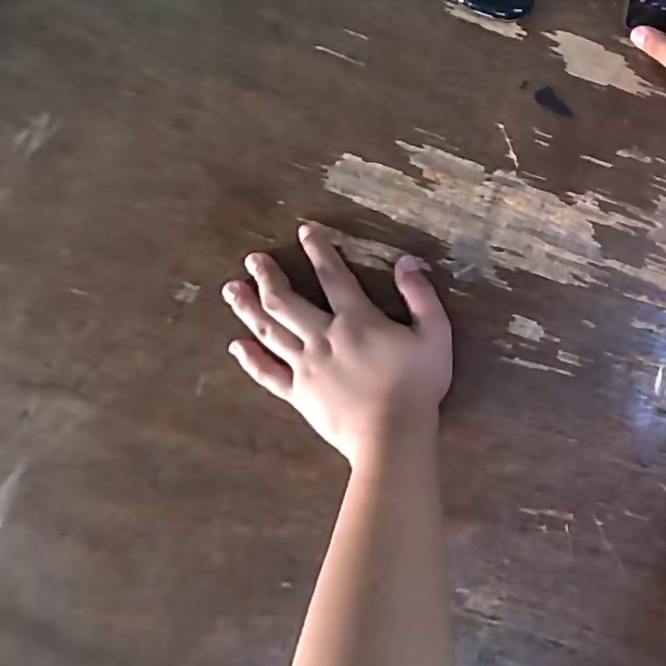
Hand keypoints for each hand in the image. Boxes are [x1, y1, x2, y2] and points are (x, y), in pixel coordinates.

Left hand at [222, 222, 452, 461]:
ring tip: (231, 289)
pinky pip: (267, 373)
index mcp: (356, 320)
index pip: (333, 277)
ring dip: (248, 308)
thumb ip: (420, 294)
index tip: (305, 231)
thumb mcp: (435, 332)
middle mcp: (323, 337)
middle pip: (287, 301)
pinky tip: (238, 345)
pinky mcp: (298, 394)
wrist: (392, 434)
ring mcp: (305, 367)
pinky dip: (250, 358)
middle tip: (253, 259)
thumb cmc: (419, 381)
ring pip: (269, 332)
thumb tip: (406, 261)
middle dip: (268, 276)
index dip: (319, 251)